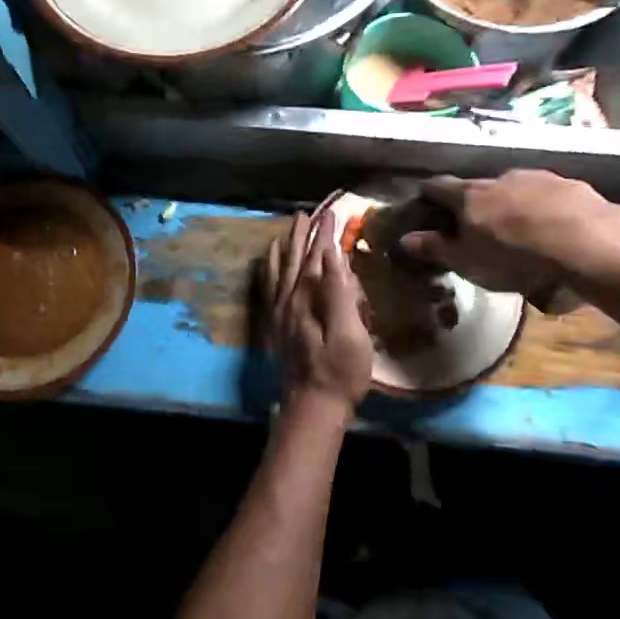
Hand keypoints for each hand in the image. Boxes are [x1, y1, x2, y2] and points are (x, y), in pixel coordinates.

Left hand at [263, 210, 372, 413]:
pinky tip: (271, 265)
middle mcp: (288, 301)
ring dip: (286, 248)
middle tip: (308, 213)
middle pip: (296, 260)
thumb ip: (340, 292)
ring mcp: (280, 313)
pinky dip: (270, 271)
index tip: (333, 213)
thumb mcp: (350, 333)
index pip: (318, 258)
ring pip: (280, 271)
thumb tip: (333, 255)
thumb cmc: (340, 372)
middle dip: (303, 235)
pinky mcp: (277, 326)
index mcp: (308, 299)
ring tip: (288, 230)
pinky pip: (269, 289)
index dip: (325, 235)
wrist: (312, 406)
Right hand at [399, 170, 619, 294]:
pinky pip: (548, 196)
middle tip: (476, 225)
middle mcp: (499, 178)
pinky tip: (551, 228)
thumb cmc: (513, 256)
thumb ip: (435, 248)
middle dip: (474, 201)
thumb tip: (405, 238)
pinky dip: (543, 208)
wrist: (585, 243)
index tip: (424, 201)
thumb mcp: (466, 261)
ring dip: (511, 203)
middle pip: (479, 187)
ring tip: (518, 229)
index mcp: (468, 195)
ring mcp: (538, 178)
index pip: (438, 186)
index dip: (428, 193)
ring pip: (515, 188)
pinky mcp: (571, 186)